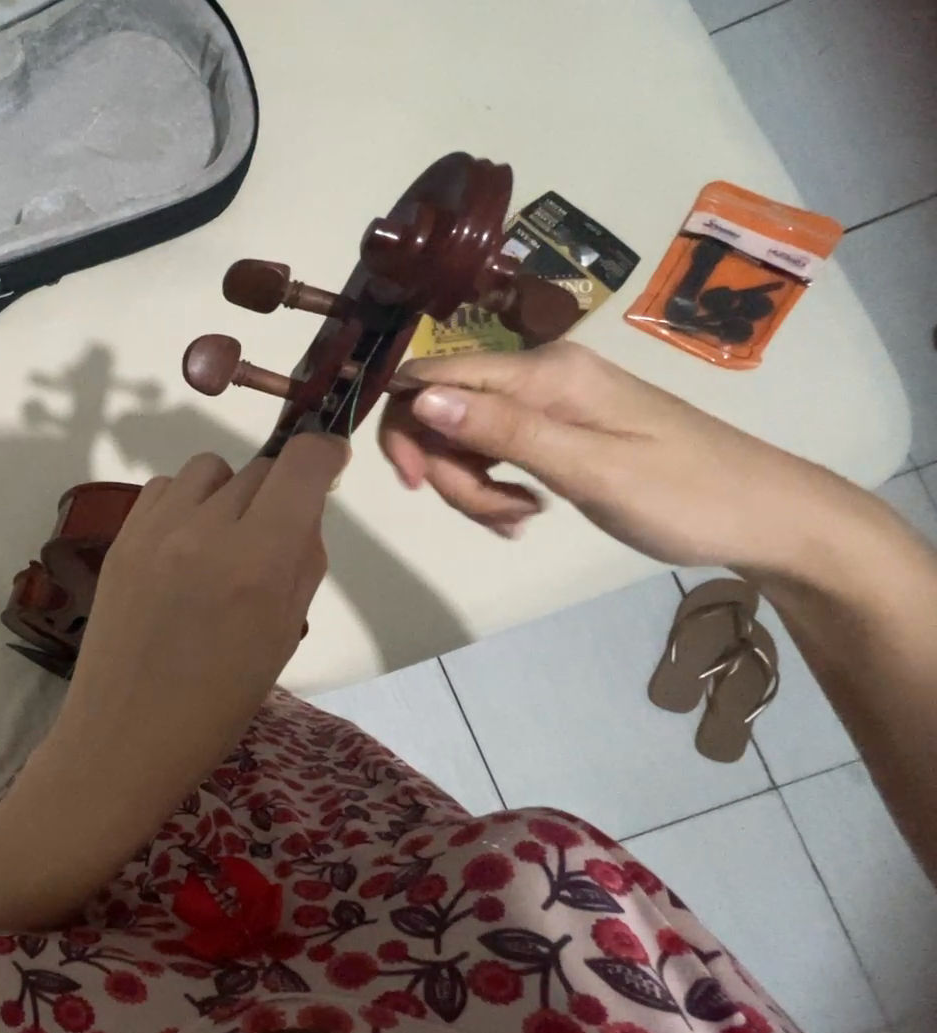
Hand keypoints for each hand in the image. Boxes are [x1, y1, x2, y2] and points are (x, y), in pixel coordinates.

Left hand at [65, 436, 348, 749]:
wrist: (125, 732)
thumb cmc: (218, 702)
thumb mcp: (285, 634)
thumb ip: (301, 561)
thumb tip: (304, 507)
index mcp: (259, 561)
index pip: (301, 462)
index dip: (323, 457)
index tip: (326, 470)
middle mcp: (205, 530)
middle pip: (258, 469)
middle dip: (276, 494)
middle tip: (266, 542)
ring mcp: (153, 531)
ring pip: (207, 470)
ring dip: (226, 492)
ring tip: (218, 543)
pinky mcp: (118, 538)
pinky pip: (162, 489)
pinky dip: (182, 504)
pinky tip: (180, 547)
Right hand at [377, 342, 842, 571]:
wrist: (769, 517)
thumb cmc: (686, 496)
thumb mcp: (590, 469)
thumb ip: (503, 430)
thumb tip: (420, 398)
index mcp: (546, 373)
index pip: (430, 378)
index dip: (404, 427)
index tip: (416, 483)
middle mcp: (538, 375)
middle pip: (440, 414)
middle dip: (445, 470)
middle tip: (492, 513)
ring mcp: (545, 400)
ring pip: (460, 439)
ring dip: (471, 487)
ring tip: (519, 519)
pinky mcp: (553, 425)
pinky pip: (490, 451)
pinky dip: (491, 487)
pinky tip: (524, 513)